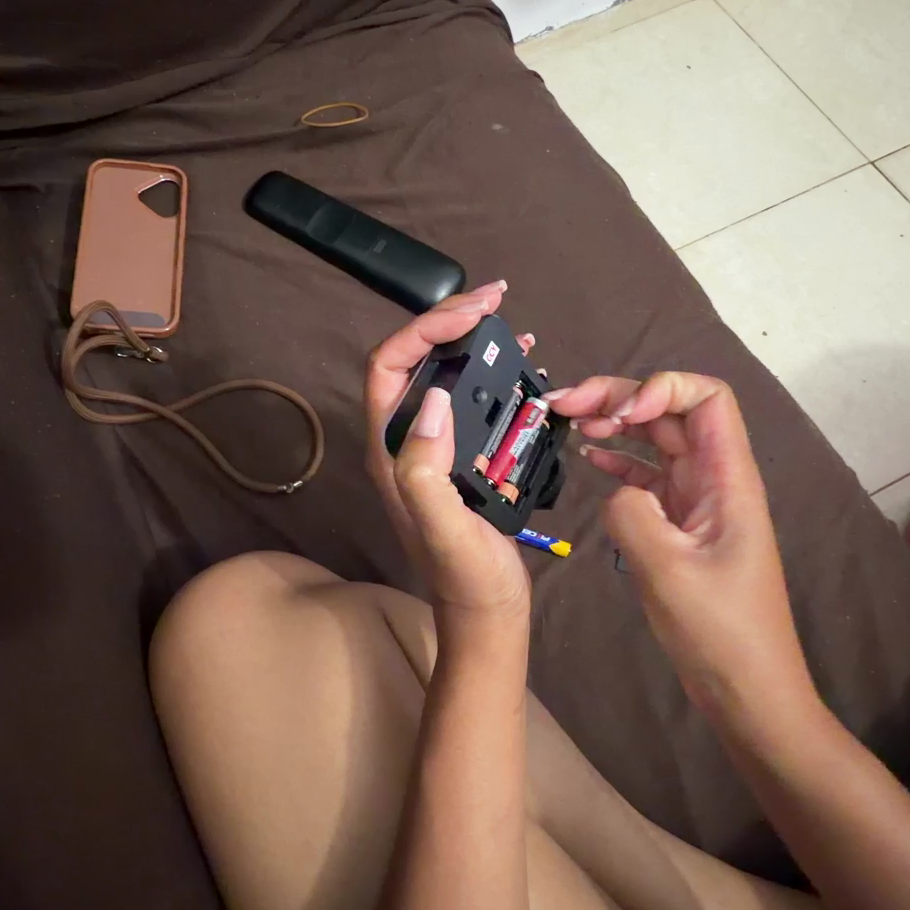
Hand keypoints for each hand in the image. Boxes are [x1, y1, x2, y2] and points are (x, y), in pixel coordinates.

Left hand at [365, 282, 535, 628]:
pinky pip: (469, 402)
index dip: (423, 330)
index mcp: (391, 451)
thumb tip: (433, 398)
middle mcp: (406, 442)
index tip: (471, 312)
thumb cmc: (465, 577)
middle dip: (448, 322)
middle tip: (494, 298)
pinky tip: (520, 366)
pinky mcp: (460, 457)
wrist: (486, 611)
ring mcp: (433, 449)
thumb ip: (426, 468)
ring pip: (442, 377)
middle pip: (413, 362)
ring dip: (470, 343)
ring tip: (509, 323)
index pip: (388, 368)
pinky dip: (491, 375)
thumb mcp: (444, 527)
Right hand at [547, 373, 815, 719]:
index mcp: (727, 479)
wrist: (747, 689)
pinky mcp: (680, 527)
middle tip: (564, 404)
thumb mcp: (668, 569)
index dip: (661, 389)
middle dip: (620, 396)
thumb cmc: (720, 630)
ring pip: (655, 442)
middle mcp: (714, 480)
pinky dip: (616, 461)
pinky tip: (587, 459)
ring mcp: (696, 503)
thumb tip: (616, 489)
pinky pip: (646, 477)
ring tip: (568, 423)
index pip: (707, 398)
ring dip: (613, 424)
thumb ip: (632, 514)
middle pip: (671, 412)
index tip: (618, 417)